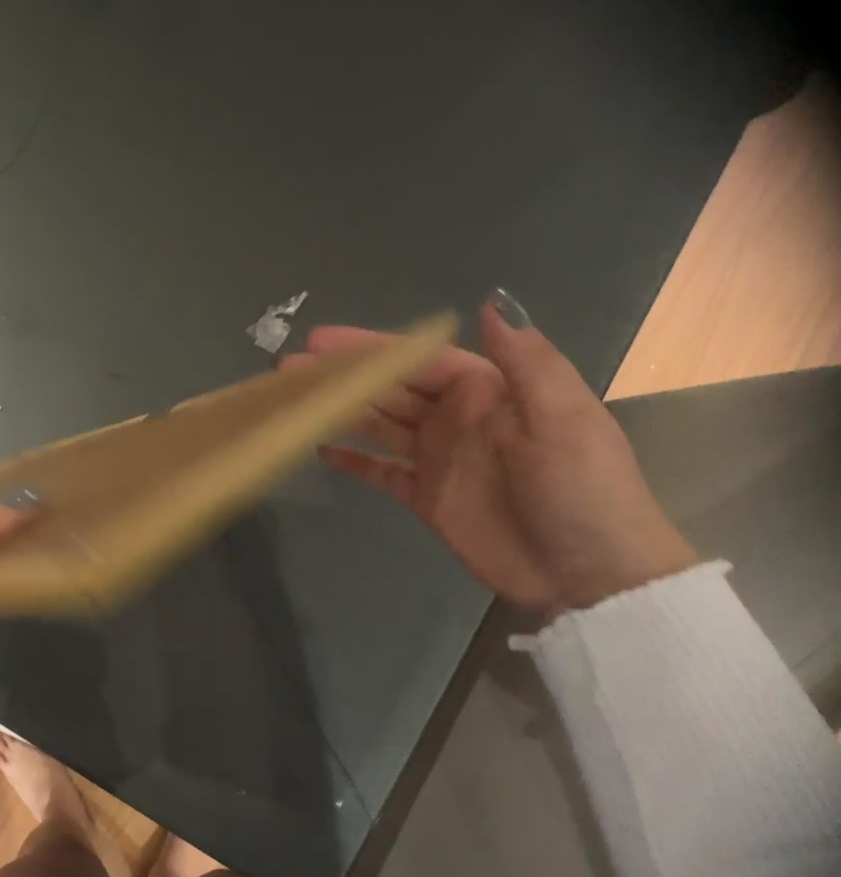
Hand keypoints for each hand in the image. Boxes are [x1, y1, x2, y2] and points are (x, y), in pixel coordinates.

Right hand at [280, 290, 698, 613]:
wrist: (588, 574)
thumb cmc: (580, 490)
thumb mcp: (563, 419)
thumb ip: (526, 361)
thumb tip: (488, 302)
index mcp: (491, 392)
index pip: (419, 361)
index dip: (369, 349)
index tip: (319, 342)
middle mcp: (458, 419)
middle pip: (390, 389)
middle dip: (341, 376)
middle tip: (288, 370)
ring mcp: (439, 459)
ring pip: (378, 425)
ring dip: (337, 411)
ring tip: (290, 401)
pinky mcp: (425, 498)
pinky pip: (380, 470)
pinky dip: (352, 460)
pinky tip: (319, 450)